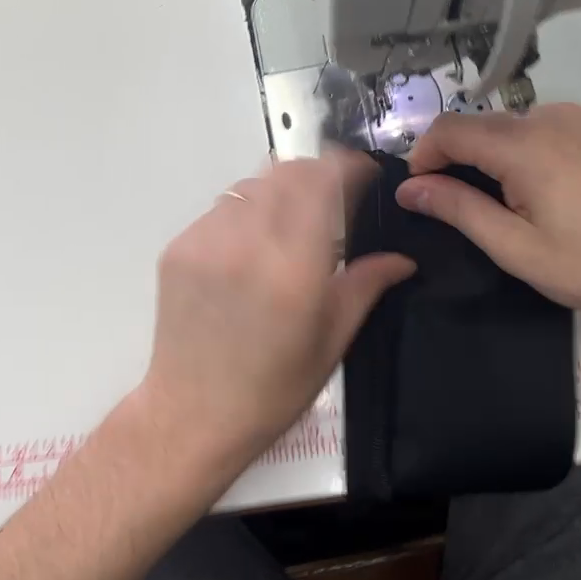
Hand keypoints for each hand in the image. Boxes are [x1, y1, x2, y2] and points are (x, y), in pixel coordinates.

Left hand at [139, 152, 414, 481]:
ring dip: (276, 194)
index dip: (346, 166)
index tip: (362, 171)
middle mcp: (246, 244)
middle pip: (285, 173)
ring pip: (249, 187)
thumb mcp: (331, 342)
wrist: (192, 413)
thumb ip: (365, 286)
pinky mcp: (178, 248)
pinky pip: (219, 211)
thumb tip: (402, 258)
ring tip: (287, 227)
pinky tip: (248, 250)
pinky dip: (241, 216)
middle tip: (329, 197)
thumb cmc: (272, 388)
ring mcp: (205, 242)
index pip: (322, 182)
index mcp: (293, 269)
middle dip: (314, 174)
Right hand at [395, 104, 580, 329]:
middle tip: (465, 205)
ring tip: (514, 201)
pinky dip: (533, 147)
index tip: (421, 192)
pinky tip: (552, 187)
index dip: (423, 156)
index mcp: (522, 144)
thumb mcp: (515, 247)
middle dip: (459, 157)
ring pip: (516, 123)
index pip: (448, 129)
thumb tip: (409, 188)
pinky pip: (551, 125)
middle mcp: (550, 116)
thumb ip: (457, 209)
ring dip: (497, 153)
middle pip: (481, 124)